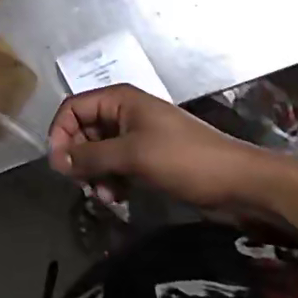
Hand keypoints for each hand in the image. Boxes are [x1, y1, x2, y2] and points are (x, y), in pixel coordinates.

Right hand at [48, 85, 287, 213]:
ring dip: (95, 174)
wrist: (240, 183)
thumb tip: (56, 160)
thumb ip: (90, 156)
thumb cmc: (185, 160)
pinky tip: (118, 197)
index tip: (59, 165)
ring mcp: (137, 136)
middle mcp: (124, 113)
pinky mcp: (148, 158)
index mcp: (120, 100)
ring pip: (98, 151)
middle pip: (83, 130)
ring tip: (105, 196)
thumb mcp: (132, 155)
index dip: (60, 133)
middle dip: (80, 158)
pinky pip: (116, 165)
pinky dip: (111, 180)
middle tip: (83, 185)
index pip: (72, 108)